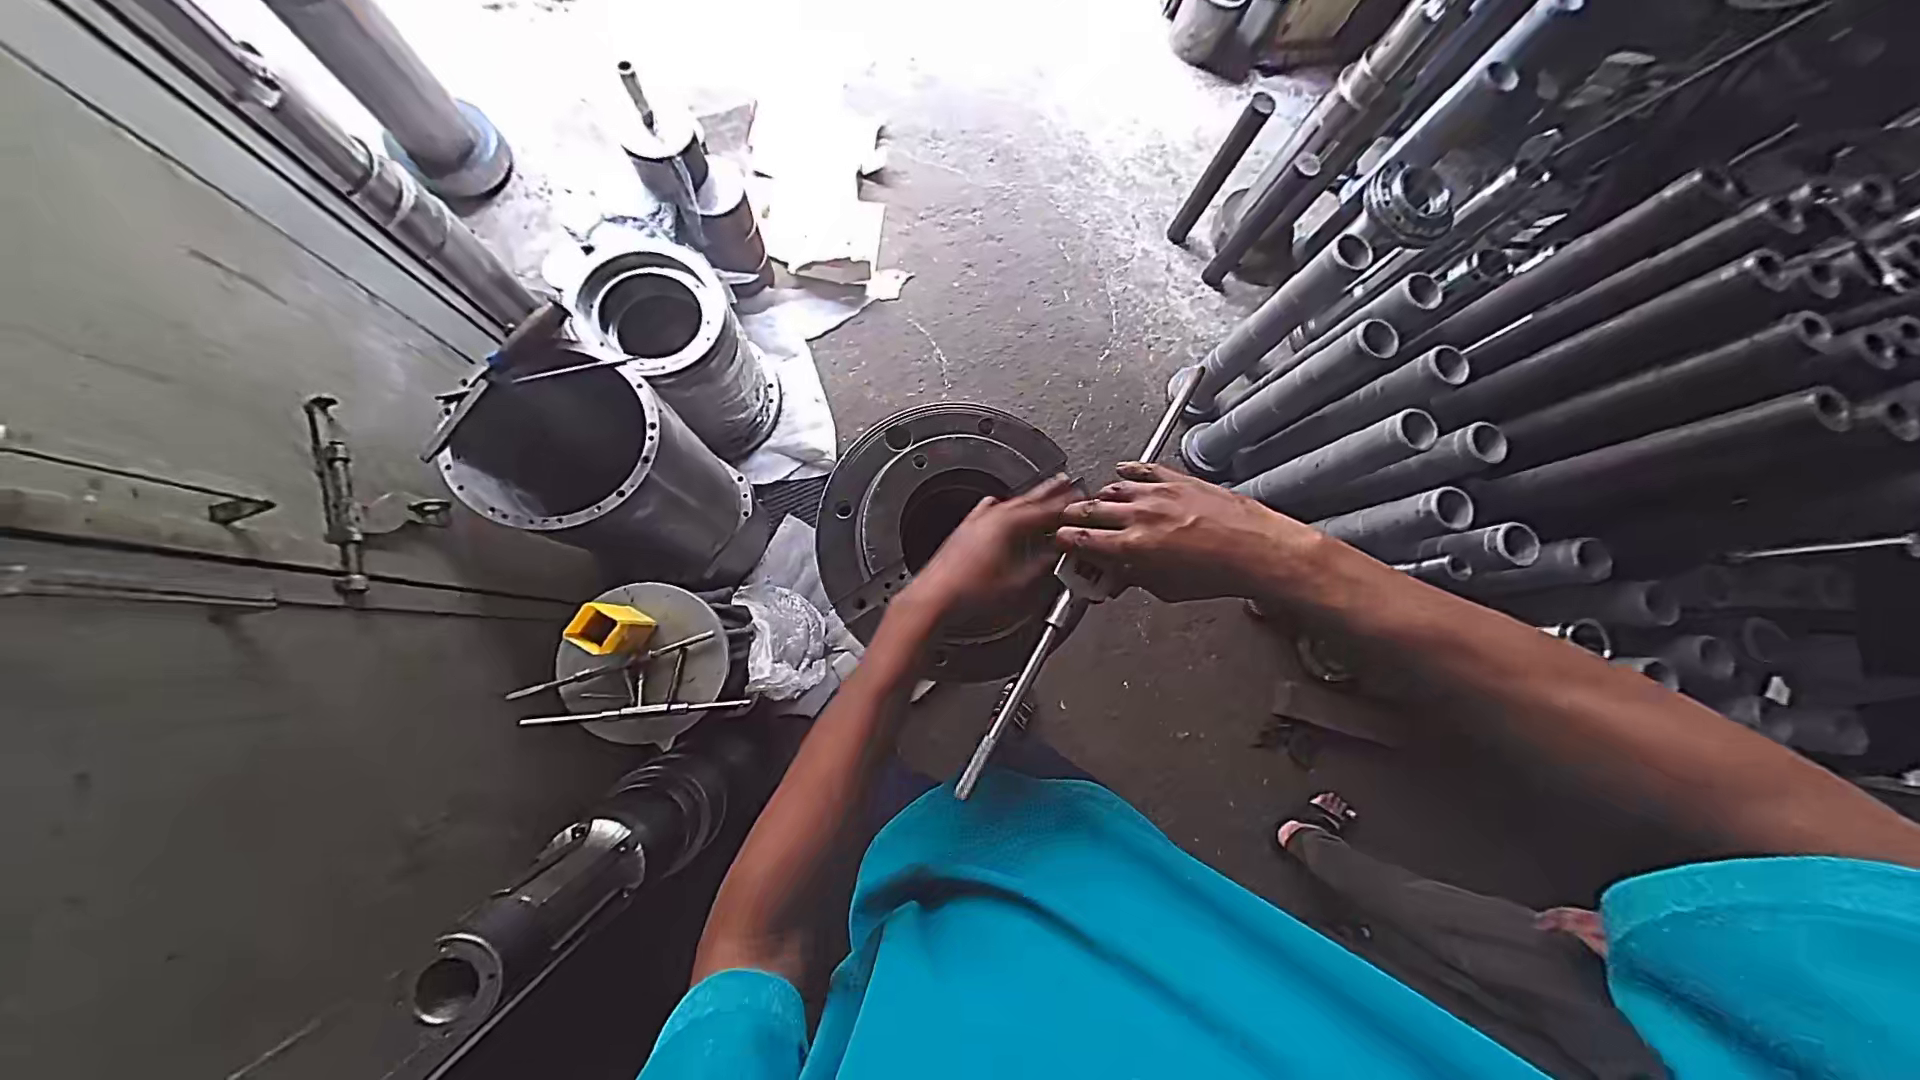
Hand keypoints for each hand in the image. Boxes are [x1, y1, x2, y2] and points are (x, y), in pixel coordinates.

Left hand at [896, 475, 1076, 620]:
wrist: (933, 598)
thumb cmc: (969, 593)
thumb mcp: (1019, 582)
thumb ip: (1043, 564)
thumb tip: (1057, 554)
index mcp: (1009, 524)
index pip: (1047, 510)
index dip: (1068, 505)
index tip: (1082, 499)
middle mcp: (992, 516)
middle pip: (1029, 499)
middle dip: (1052, 492)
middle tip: (1069, 484)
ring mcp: (976, 521)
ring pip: (1011, 502)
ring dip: (1031, 497)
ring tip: (1045, 491)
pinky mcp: (965, 530)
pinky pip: (993, 510)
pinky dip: (1006, 507)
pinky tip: (1001, 508)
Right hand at [1054, 462, 1321, 602]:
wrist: (1259, 550)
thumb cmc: (1220, 573)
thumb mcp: (1166, 588)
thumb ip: (1134, 579)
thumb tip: (1119, 576)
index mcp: (1133, 547)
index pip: (1082, 539)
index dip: (1065, 540)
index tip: (1061, 540)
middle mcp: (1141, 516)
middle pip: (1090, 510)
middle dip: (1073, 516)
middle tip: (1068, 520)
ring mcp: (1159, 494)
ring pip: (1113, 488)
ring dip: (1100, 497)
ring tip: (1096, 502)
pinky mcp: (1178, 480)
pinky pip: (1143, 469)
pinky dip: (1128, 471)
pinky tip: (1122, 472)